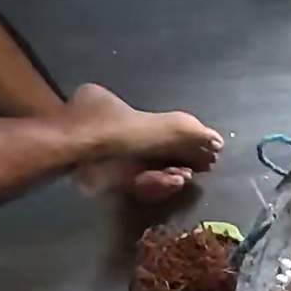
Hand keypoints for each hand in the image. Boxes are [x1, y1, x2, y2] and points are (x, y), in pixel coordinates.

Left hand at [66, 83, 222, 200]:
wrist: (74, 156)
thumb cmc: (115, 131)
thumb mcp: (159, 126)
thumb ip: (188, 131)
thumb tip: (217, 140)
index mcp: (109, 104)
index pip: (149, 124)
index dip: (176, 140)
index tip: (195, 154)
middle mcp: (102, 128)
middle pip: (148, 150)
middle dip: (174, 162)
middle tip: (195, 171)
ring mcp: (97, 156)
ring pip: (141, 169)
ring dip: (166, 175)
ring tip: (182, 179)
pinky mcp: (96, 180)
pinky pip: (130, 184)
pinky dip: (151, 185)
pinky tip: (170, 184)